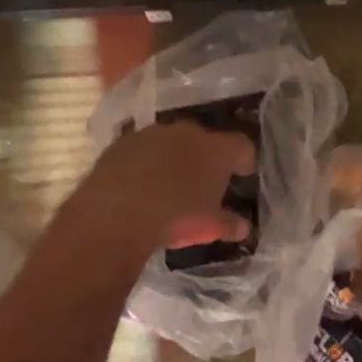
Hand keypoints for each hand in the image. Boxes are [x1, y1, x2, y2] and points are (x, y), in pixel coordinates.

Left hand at [87, 121, 255, 249]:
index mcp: (217, 150)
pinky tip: (140, 184)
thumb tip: (243, 228)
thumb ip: (230, 224)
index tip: (241, 176)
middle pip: (206, 140)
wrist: (118, 213)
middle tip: (204, 182)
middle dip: (206, 158)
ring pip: (172, 142)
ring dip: (174, 158)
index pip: (242, 146)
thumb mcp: (210, 227)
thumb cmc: (177, 217)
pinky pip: (142, 149)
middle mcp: (188, 133)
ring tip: (169, 184)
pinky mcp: (123, 142)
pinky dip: (145, 162)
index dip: (244, 161)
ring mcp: (153, 134)